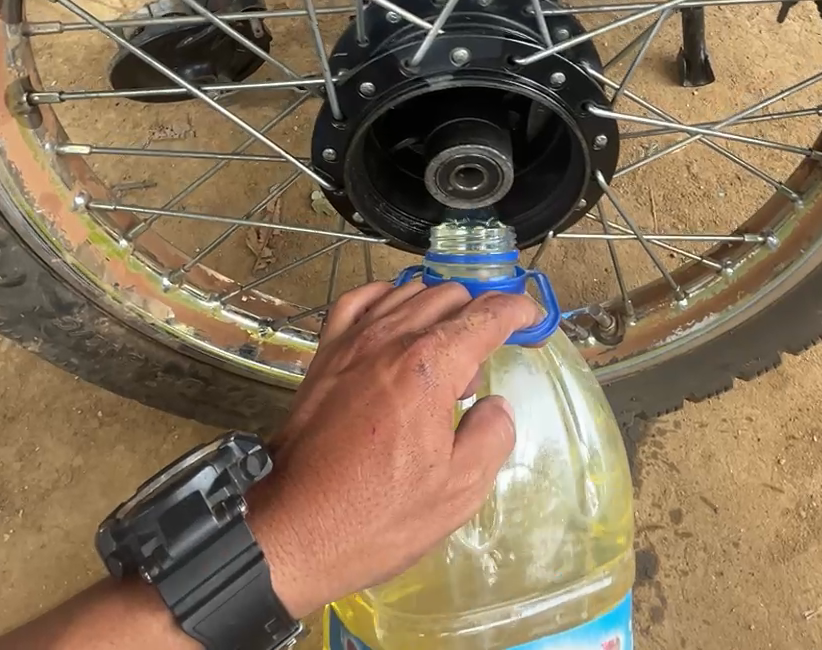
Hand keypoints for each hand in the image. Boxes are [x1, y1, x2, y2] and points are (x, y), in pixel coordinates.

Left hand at [244, 278, 541, 615]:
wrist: (289, 530)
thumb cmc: (374, 515)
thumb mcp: (457, 491)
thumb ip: (491, 435)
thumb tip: (495, 405)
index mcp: (430, 366)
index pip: (486, 315)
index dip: (517, 310)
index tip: (532, 319)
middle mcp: (392, 338)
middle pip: (450, 295)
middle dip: (480, 311)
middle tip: (490, 348)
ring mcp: (354, 340)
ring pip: (409, 291)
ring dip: (439, 306)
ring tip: (445, 348)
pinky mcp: (326, 352)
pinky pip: (362, 299)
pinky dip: (389, 297)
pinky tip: (397, 317)